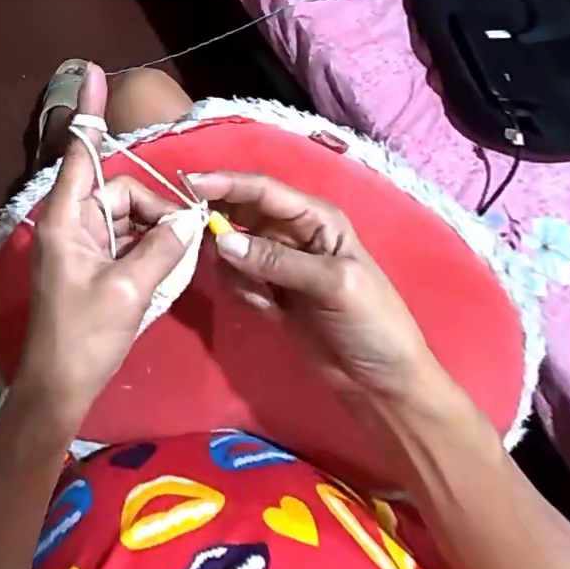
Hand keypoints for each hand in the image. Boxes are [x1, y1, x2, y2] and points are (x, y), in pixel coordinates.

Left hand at [15, 65, 197, 429]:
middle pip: (120, 190)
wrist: (59, 386)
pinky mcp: (91, 261)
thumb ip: (162, 249)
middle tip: (183, 241)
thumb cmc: (84, 336)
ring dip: (154, 232)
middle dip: (155, 209)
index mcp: (66, 218)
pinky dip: (147, 246)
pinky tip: (165, 268)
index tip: (92, 71)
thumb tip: (189, 220)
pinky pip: (125, 238)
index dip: (87, 111)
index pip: (80, 153)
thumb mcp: (129, 291)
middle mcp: (71, 221)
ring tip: (173, 264)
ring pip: (127, 215)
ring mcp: (81, 242)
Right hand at [186, 172, 444, 406]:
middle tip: (187, 230)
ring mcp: (276, 261)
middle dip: (215, 217)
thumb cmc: (373, 324)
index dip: (225, 183)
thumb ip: (277, 261)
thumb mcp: (334, 285)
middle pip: (239, 210)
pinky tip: (267, 310)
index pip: (262, 190)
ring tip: (259, 294)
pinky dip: (240, 290)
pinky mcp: (266, 290)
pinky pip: (234, 277)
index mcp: (315, 218)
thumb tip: (221, 241)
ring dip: (232, 266)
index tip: (188, 183)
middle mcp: (291, 232)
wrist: (382, 385)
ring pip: (230, 245)